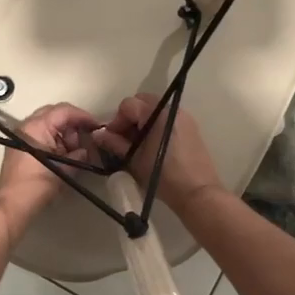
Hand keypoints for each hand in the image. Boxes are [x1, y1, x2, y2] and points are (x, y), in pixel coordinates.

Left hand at [0, 102, 100, 230]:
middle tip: (86, 139)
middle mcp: (27, 126)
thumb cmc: (38, 186)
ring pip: (48, 124)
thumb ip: (79, 156)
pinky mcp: (21, 147)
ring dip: (64, 134)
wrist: (12, 205)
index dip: (83, 116)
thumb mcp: (64, 169)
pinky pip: (41, 135)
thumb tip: (87, 150)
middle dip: (73, 125)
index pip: (64, 111)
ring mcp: (22, 136)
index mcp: (36, 127)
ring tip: (76, 152)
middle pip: (55, 114)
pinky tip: (64, 155)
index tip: (97, 127)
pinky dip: (55, 141)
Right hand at [92, 94, 223, 211]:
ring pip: (155, 110)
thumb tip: (97, 134)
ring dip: (142, 122)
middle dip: (129, 118)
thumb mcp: (134, 160)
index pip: (128, 105)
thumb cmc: (162, 176)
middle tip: (124, 140)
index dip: (116, 121)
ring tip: (138, 145)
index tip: (113, 139)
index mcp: (157, 113)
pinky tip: (153, 147)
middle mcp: (172, 108)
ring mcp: (184, 117)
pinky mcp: (191, 128)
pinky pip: (167, 118)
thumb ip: (115, 143)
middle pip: (142, 102)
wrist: (197, 193)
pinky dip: (156, 126)